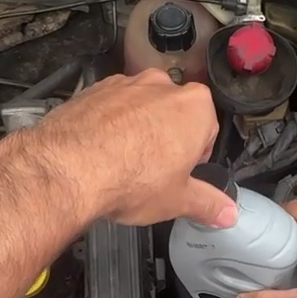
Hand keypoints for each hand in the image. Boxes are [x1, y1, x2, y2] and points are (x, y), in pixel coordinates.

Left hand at [16, 70, 235, 227]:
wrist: (68, 168)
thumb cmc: (131, 179)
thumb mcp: (178, 200)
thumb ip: (208, 204)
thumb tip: (227, 213)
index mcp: (195, 107)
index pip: (208, 131)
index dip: (194, 157)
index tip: (182, 174)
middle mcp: (162, 86)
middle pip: (174, 115)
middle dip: (167, 140)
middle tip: (153, 173)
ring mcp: (125, 84)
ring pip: (141, 109)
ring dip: (138, 131)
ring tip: (124, 166)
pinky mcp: (93, 90)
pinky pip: (110, 108)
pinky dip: (109, 127)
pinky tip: (101, 155)